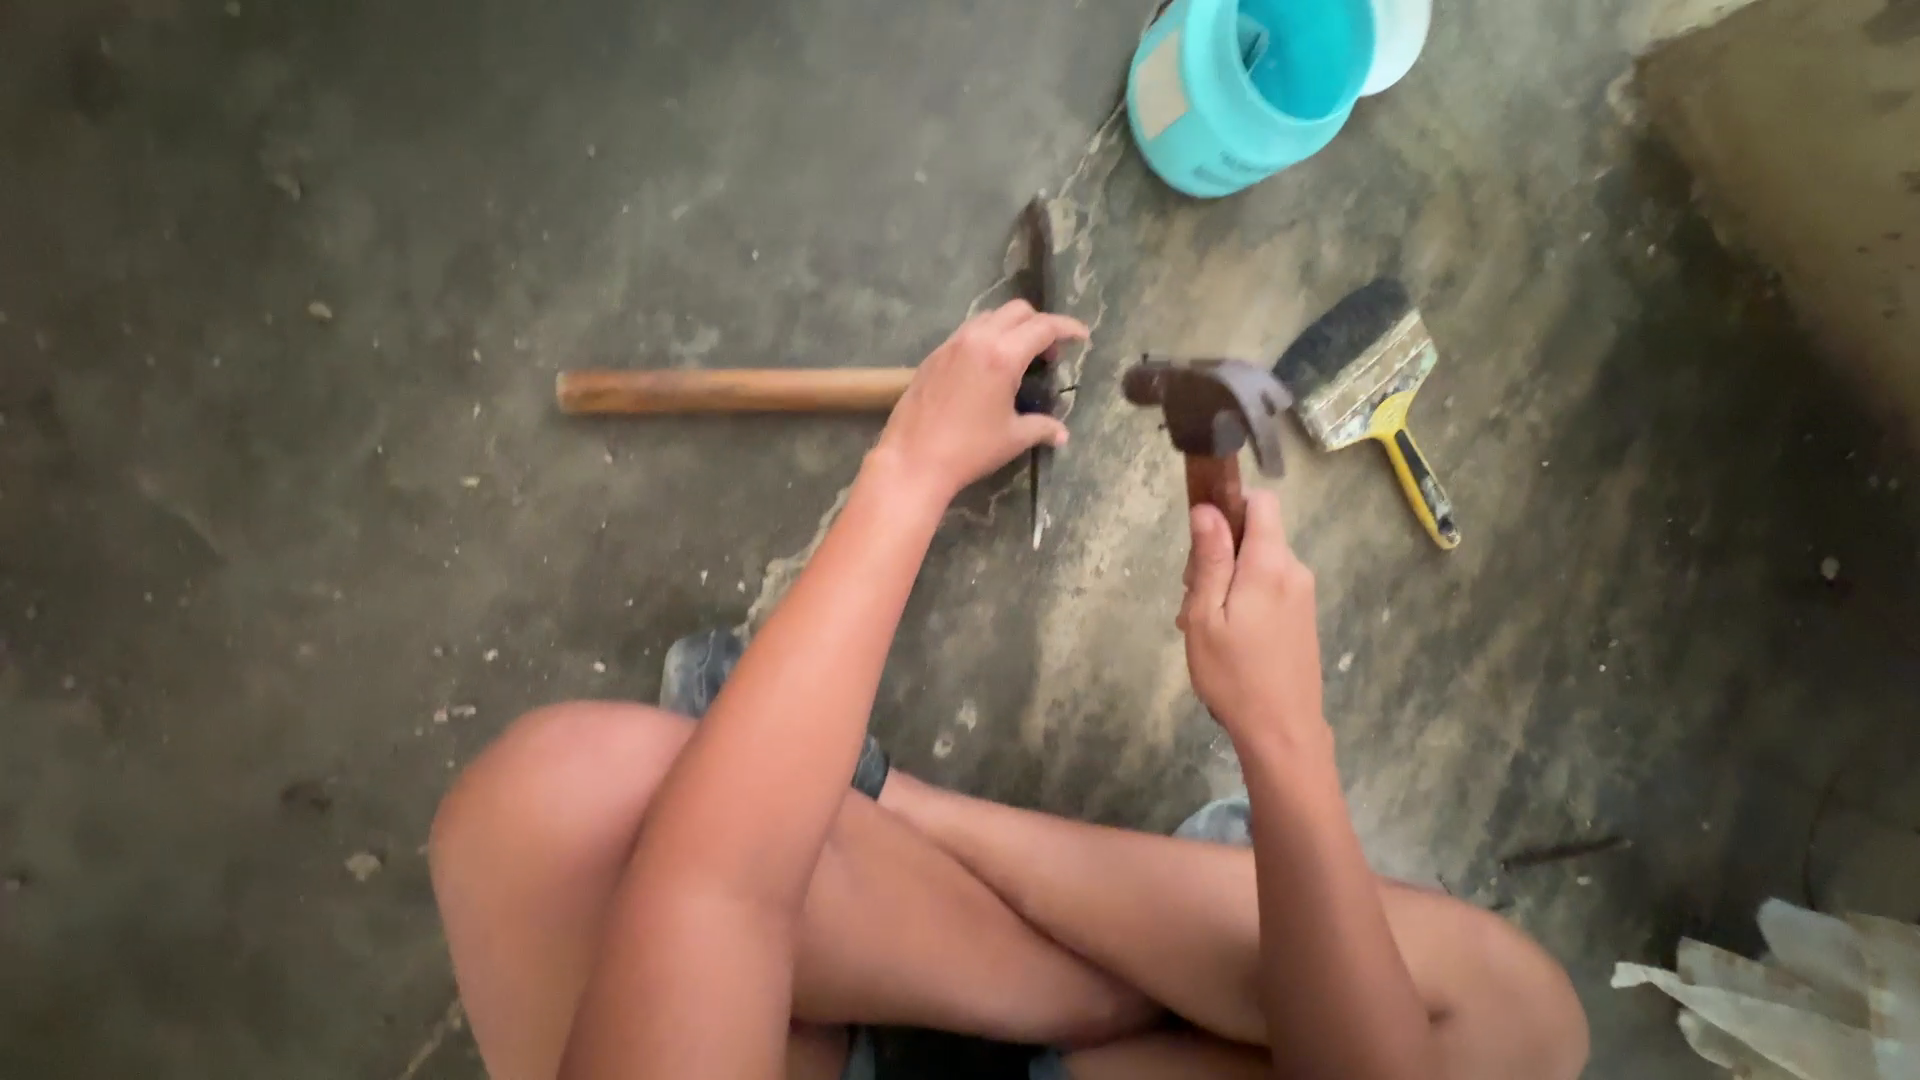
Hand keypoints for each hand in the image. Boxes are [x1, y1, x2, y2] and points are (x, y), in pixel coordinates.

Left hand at [872, 300, 1087, 501]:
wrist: (913, 459)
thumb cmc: (969, 450)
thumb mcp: (1012, 438)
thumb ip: (1041, 428)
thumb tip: (1061, 434)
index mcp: (1002, 355)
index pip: (1043, 327)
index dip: (1068, 327)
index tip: (1082, 336)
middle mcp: (977, 340)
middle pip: (1017, 312)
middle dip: (1039, 324)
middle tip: (1048, 354)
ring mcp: (951, 345)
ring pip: (988, 318)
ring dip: (1010, 329)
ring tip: (1017, 359)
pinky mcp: (932, 357)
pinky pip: (966, 334)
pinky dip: (985, 339)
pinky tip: (986, 369)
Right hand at [1178, 491, 1328, 753]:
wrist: (1282, 730)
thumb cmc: (1233, 673)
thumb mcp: (1205, 615)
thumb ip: (1209, 559)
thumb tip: (1207, 509)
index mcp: (1270, 563)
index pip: (1262, 501)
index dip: (1230, 505)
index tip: (1201, 536)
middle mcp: (1294, 570)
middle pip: (1254, 534)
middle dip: (1218, 553)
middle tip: (1193, 598)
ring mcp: (1302, 594)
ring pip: (1257, 563)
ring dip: (1226, 581)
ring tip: (1205, 625)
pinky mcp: (1303, 616)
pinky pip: (1268, 587)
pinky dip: (1243, 598)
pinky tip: (1226, 637)